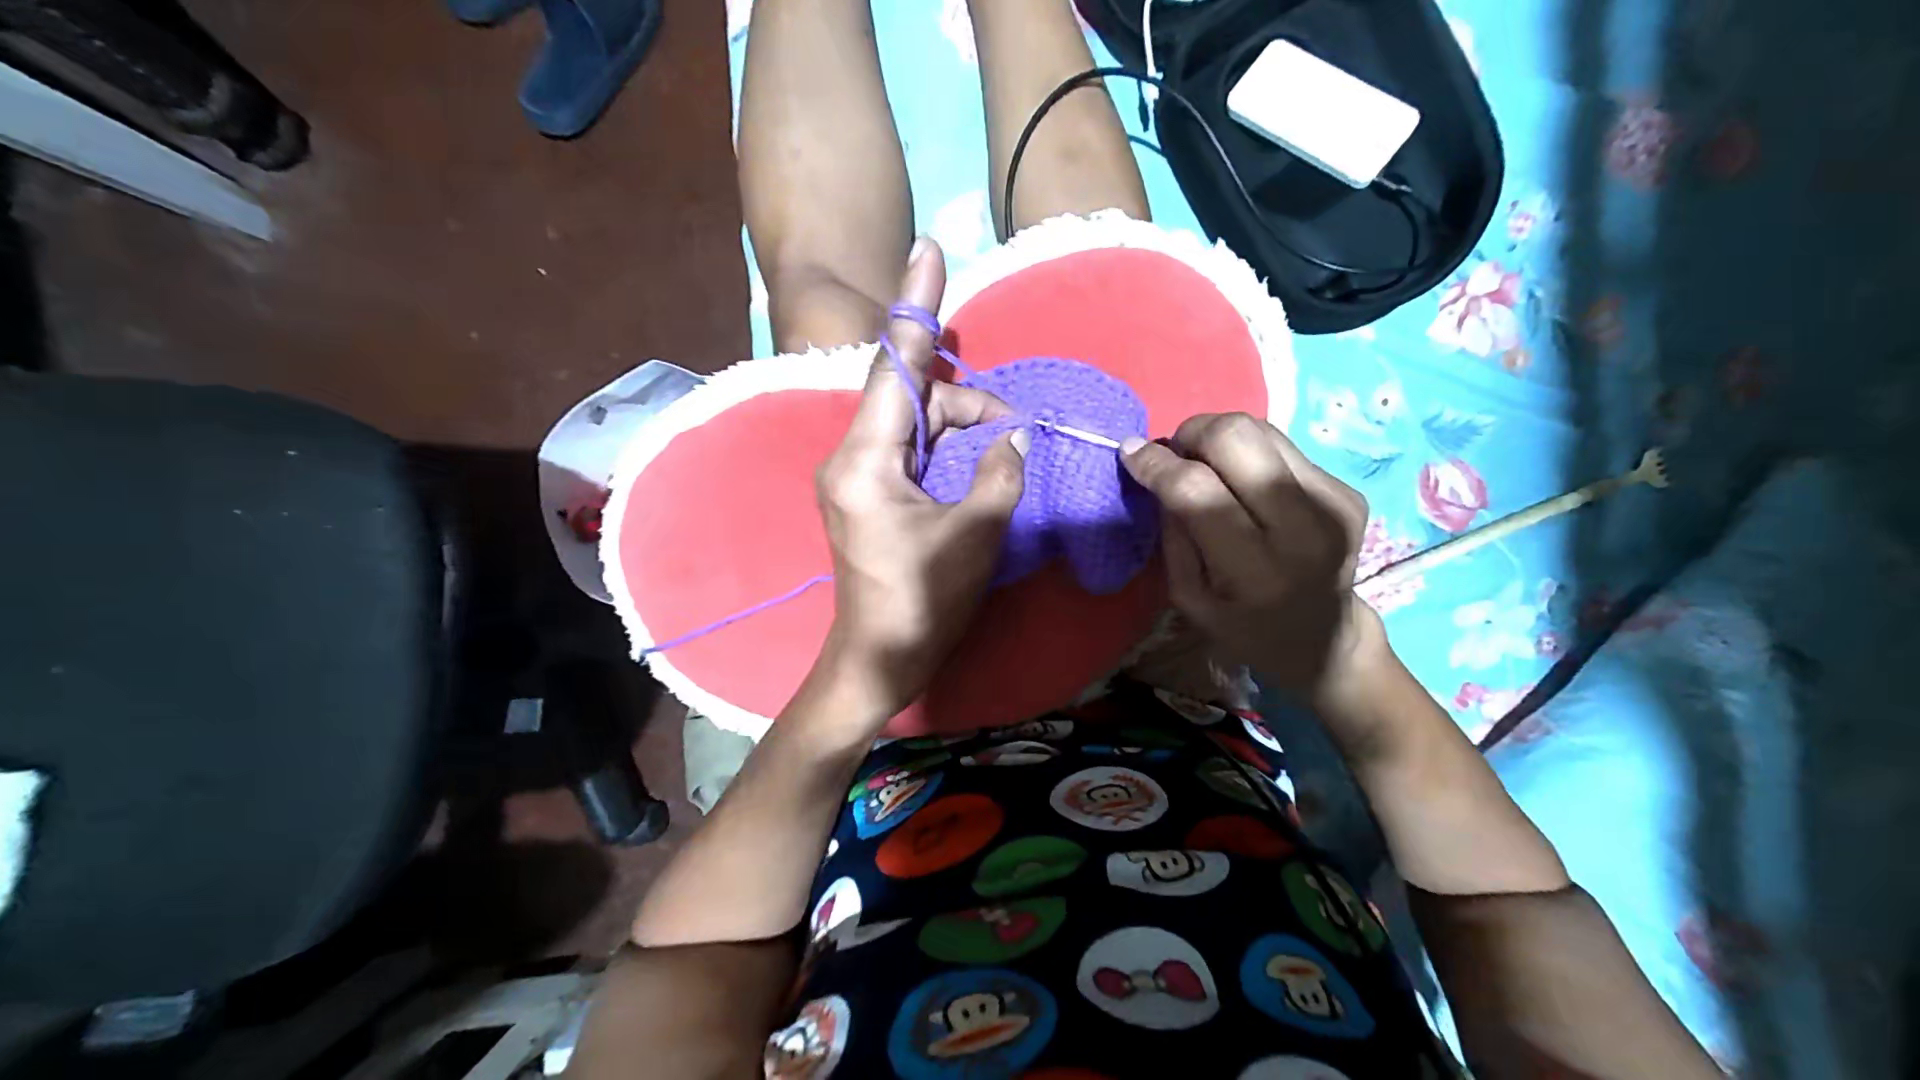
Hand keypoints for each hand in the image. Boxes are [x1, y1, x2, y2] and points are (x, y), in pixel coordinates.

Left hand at [812, 238, 1029, 716]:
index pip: (895, 366)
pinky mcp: (868, 493)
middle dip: (967, 402)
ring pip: (915, 424)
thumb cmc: (923, 601)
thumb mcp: (975, 533)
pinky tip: (976, 458)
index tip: (929, 250)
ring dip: (961, 428)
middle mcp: (851, 456)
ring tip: (1002, 453)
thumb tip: (1015, 431)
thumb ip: (1000, 470)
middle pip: (913, 397)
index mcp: (865, 459)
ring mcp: (857, 475)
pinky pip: (910, 450)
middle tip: (1014, 430)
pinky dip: (945, 447)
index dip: (917, 308)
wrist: (879, 657)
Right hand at [1120, 413, 1381, 702]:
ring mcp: (1332, 503)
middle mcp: (1302, 530)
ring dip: (1219, 438)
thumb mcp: (1187, 595)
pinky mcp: (1347, 489)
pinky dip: (1250, 452)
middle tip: (1177, 455)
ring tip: (1208, 464)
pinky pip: (1282, 443)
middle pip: (1235, 437)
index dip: (1155, 463)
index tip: (1132, 452)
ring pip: (1259, 429)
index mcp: (1255, 571)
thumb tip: (1156, 465)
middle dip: (1192, 434)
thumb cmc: (1240, 624)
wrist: (1322, 637)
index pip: (1196, 490)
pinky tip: (1245, 479)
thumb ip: (1173, 531)